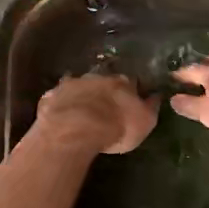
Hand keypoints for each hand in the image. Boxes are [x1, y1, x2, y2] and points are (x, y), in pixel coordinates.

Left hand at [30, 73, 158, 154]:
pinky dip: (62, 104)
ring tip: (83, 111)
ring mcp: (72, 84)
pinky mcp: (51, 96)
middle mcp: (98, 77)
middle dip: (105, 90)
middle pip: (104, 81)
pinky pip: (58, 98)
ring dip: (83, 95)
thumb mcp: (146, 122)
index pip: (132, 82)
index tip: (132, 99)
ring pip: (80, 86)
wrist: (75, 130)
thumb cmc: (117, 127)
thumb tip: (156, 95)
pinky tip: (62, 115)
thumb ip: (151, 107)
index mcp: (123, 83)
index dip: (132, 91)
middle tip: (106, 105)